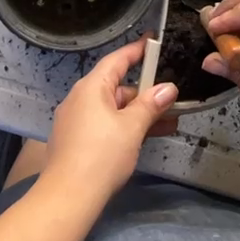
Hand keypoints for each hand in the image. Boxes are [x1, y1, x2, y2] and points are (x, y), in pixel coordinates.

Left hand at [40, 37, 179, 201]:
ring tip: (169, 123)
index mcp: (92, 87)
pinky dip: (125, 127)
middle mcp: (80, 98)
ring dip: (139, 114)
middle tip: (172, 98)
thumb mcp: (132, 128)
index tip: (154, 42)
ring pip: (113, 109)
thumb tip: (168, 88)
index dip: (137, 50)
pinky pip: (105, 124)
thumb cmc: (101, 155)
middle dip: (145, 93)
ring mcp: (76, 120)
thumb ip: (151, 105)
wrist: (67, 198)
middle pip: (117, 87)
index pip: (117, 59)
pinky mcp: (76, 141)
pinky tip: (145, 138)